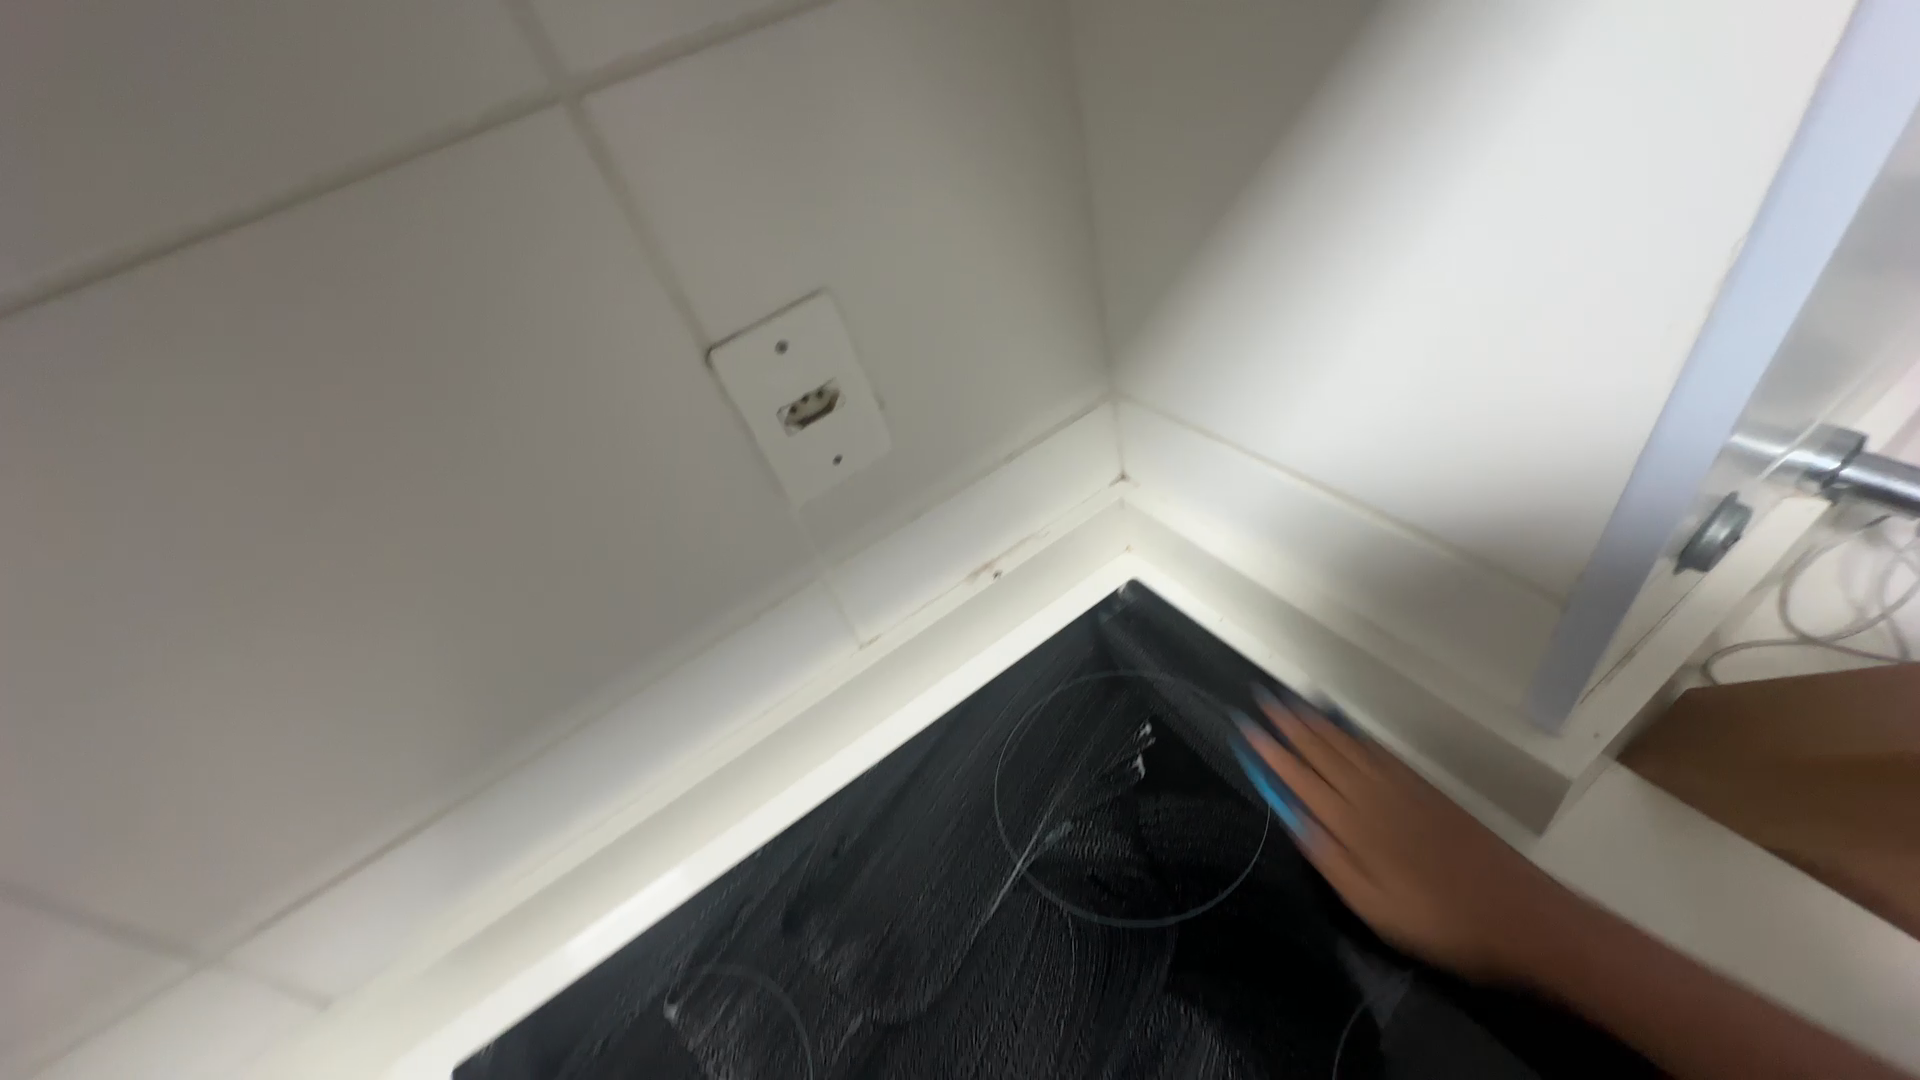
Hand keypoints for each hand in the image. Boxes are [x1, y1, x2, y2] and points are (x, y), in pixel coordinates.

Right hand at [1237, 695, 1568, 983]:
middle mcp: (1370, 795)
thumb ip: (1329, 857)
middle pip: (1321, 752)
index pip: (1299, 779)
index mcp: (1351, 824)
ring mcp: (1399, 788)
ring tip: (1292, 701)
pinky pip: (1377, 751)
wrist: (1517, 913)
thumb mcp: (1372, 903)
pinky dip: (1353, 734)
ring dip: (1316, 722)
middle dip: (1289, 725)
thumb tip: (1291, 817)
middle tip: (1263, 699)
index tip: (1245, 728)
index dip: (1270, 753)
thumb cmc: (1436, 920)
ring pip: (1347, 745)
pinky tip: (1343, 725)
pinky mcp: (1423, 789)